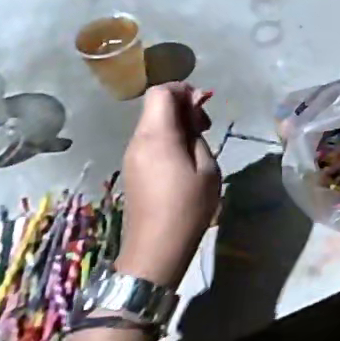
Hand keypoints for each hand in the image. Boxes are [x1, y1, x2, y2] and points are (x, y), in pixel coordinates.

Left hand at [115, 83, 219, 285]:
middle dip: (182, 107)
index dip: (183, 90)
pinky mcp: (132, 170)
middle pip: (155, 105)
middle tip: (205, 127)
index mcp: (156, 135)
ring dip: (175, 124)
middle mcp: (138, 140)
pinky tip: (183, 160)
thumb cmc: (187, 208)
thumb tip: (192, 118)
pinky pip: (149, 141)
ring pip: (152, 123)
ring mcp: (131, 156)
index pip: (161, 92)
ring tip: (197, 145)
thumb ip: (197, 136)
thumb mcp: (207, 168)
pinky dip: (166, 139)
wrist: (155, 250)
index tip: (204, 107)